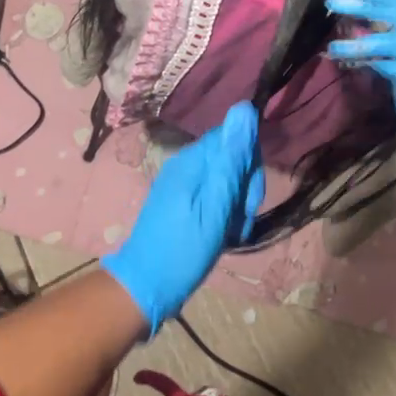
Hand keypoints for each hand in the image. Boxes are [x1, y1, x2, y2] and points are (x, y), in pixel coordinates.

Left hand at [101, 103, 264, 332]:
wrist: (146, 287)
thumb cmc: (183, 250)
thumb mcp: (214, 208)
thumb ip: (231, 160)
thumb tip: (244, 108)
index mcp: (192, 161)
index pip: (234, 139)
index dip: (249, 165)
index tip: (248, 199)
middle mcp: (187, 164)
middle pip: (232, 158)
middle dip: (244, 188)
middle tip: (238, 221)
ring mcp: (183, 183)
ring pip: (227, 179)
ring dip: (236, 204)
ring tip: (229, 233)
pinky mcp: (183, 200)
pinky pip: (215, 194)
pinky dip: (224, 213)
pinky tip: (222, 235)